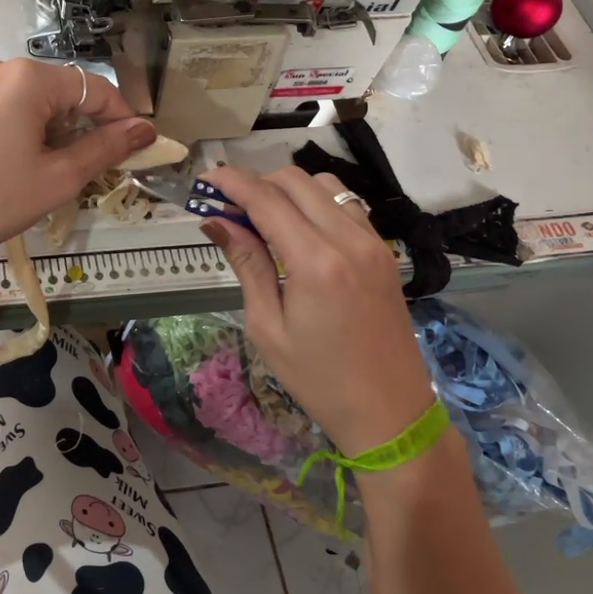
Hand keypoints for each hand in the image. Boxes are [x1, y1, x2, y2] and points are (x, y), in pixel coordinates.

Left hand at [0, 58, 156, 276]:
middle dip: (79, 126)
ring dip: (48, 128)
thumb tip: (145, 129)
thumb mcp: (58, 178)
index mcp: (26, 78)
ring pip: (27, 99)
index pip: (93, 88)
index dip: (120, 117)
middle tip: (83, 171)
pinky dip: (17, 127)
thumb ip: (106, 148)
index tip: (137, 147)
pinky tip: (8, 164)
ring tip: (42, 172)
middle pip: (58, 91)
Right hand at [197, 164, 436, 454]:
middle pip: (294, 180)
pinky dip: (315, 202)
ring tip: (261, 218)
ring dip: (287, 189)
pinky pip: (346, 205)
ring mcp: (372, 242)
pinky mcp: (383, 251)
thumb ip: (247, 264)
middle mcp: (348, 239)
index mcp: (316, 262)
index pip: (265, 199)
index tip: (202, 181)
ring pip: (324, 185)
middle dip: (255, 183)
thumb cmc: (318, 380)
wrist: (390, 413)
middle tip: (226, 207)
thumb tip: (215, 222)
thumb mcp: (268, 326)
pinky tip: (297, 229)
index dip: (230, 182)